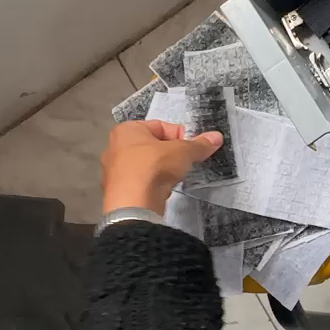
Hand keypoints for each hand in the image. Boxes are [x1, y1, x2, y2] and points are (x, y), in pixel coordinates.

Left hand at [101, 120, 222, 215]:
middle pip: (152, 145)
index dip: (180, 135)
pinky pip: (140, 180)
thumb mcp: (183, 152)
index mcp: (127, 130)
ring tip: (174, 176)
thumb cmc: (155, 166)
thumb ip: (199, 144)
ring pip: (145, 163)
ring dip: (161, 168)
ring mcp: (113, 170)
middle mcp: (115, 146)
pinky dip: (152, 182)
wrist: (134, 203)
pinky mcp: (116, 189)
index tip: (192, 148)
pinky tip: (162, 189)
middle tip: (185, 162)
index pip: (160, 126)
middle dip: (170, 153)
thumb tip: (217, 137)